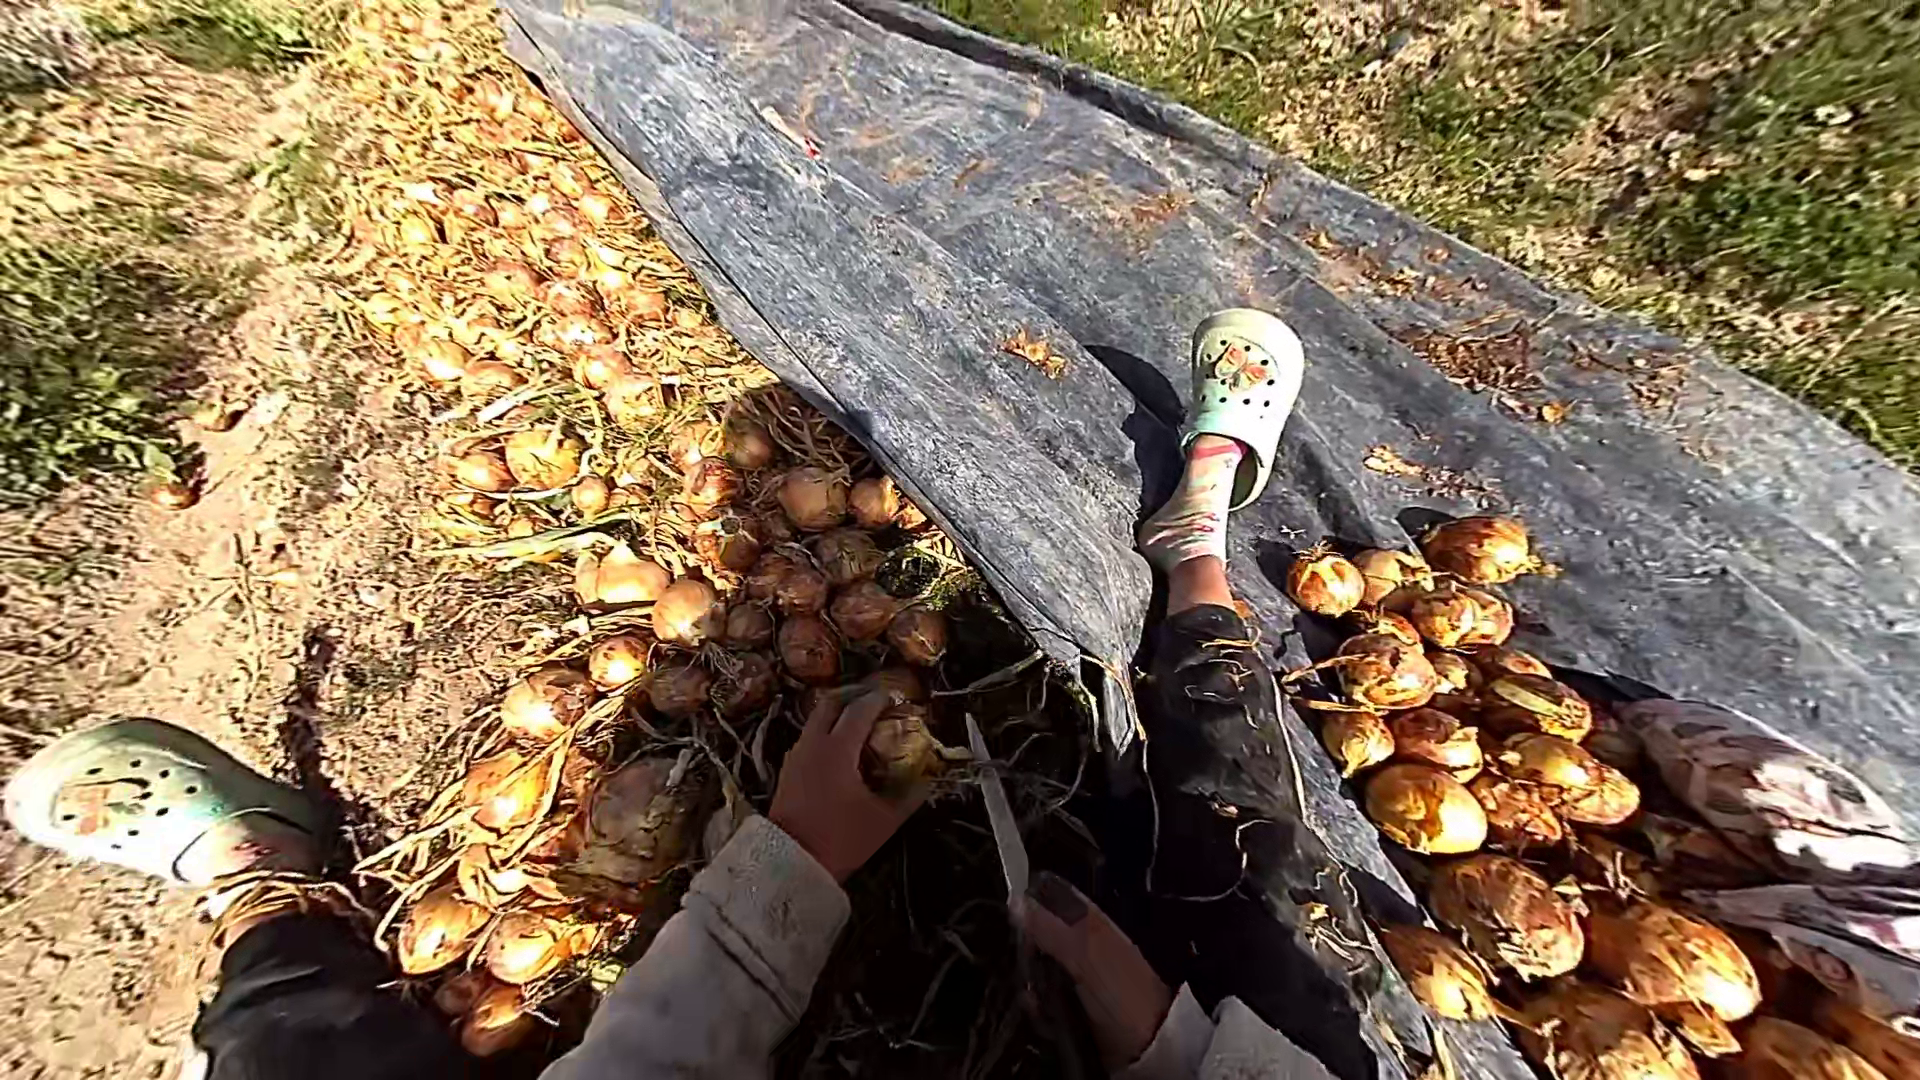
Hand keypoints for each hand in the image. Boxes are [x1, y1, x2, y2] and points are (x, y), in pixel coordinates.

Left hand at [770, 690, 927, 881]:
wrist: (787, 866)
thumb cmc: (838, 838)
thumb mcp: (882, 821)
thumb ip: (908, 798)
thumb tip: (928, 781)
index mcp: (838, 748)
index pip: (859, 709)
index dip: (878, 699)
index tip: (893, 697)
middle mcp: (814, 743)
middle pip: (831, 704)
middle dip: (853, 698)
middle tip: (873, 703)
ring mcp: (797, 756)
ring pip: (816, 720)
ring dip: (837, 715)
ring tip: (858, 726)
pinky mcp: (787, 771)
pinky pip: (808, 738)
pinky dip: (825, 733)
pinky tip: (839, 751)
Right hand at [1020, 872, 1173, 1070]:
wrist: (1149, 1049)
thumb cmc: (1121, 989)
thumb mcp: (1084, 951)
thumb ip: (1049, 925)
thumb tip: (1013, 900)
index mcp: (1085, 917)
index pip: (1047, 895)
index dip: (1027, 903)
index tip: (1012, 919)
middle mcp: (1078, 940)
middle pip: (1036, 932)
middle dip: (1025, 948)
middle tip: (1026, 963)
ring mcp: (1073, 973)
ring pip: (1035, 965)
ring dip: (1029, 979)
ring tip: (1034, 993)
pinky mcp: (1068, 1004)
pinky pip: (1040, 995)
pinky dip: (1035, 1003)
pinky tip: (1038, 1010)